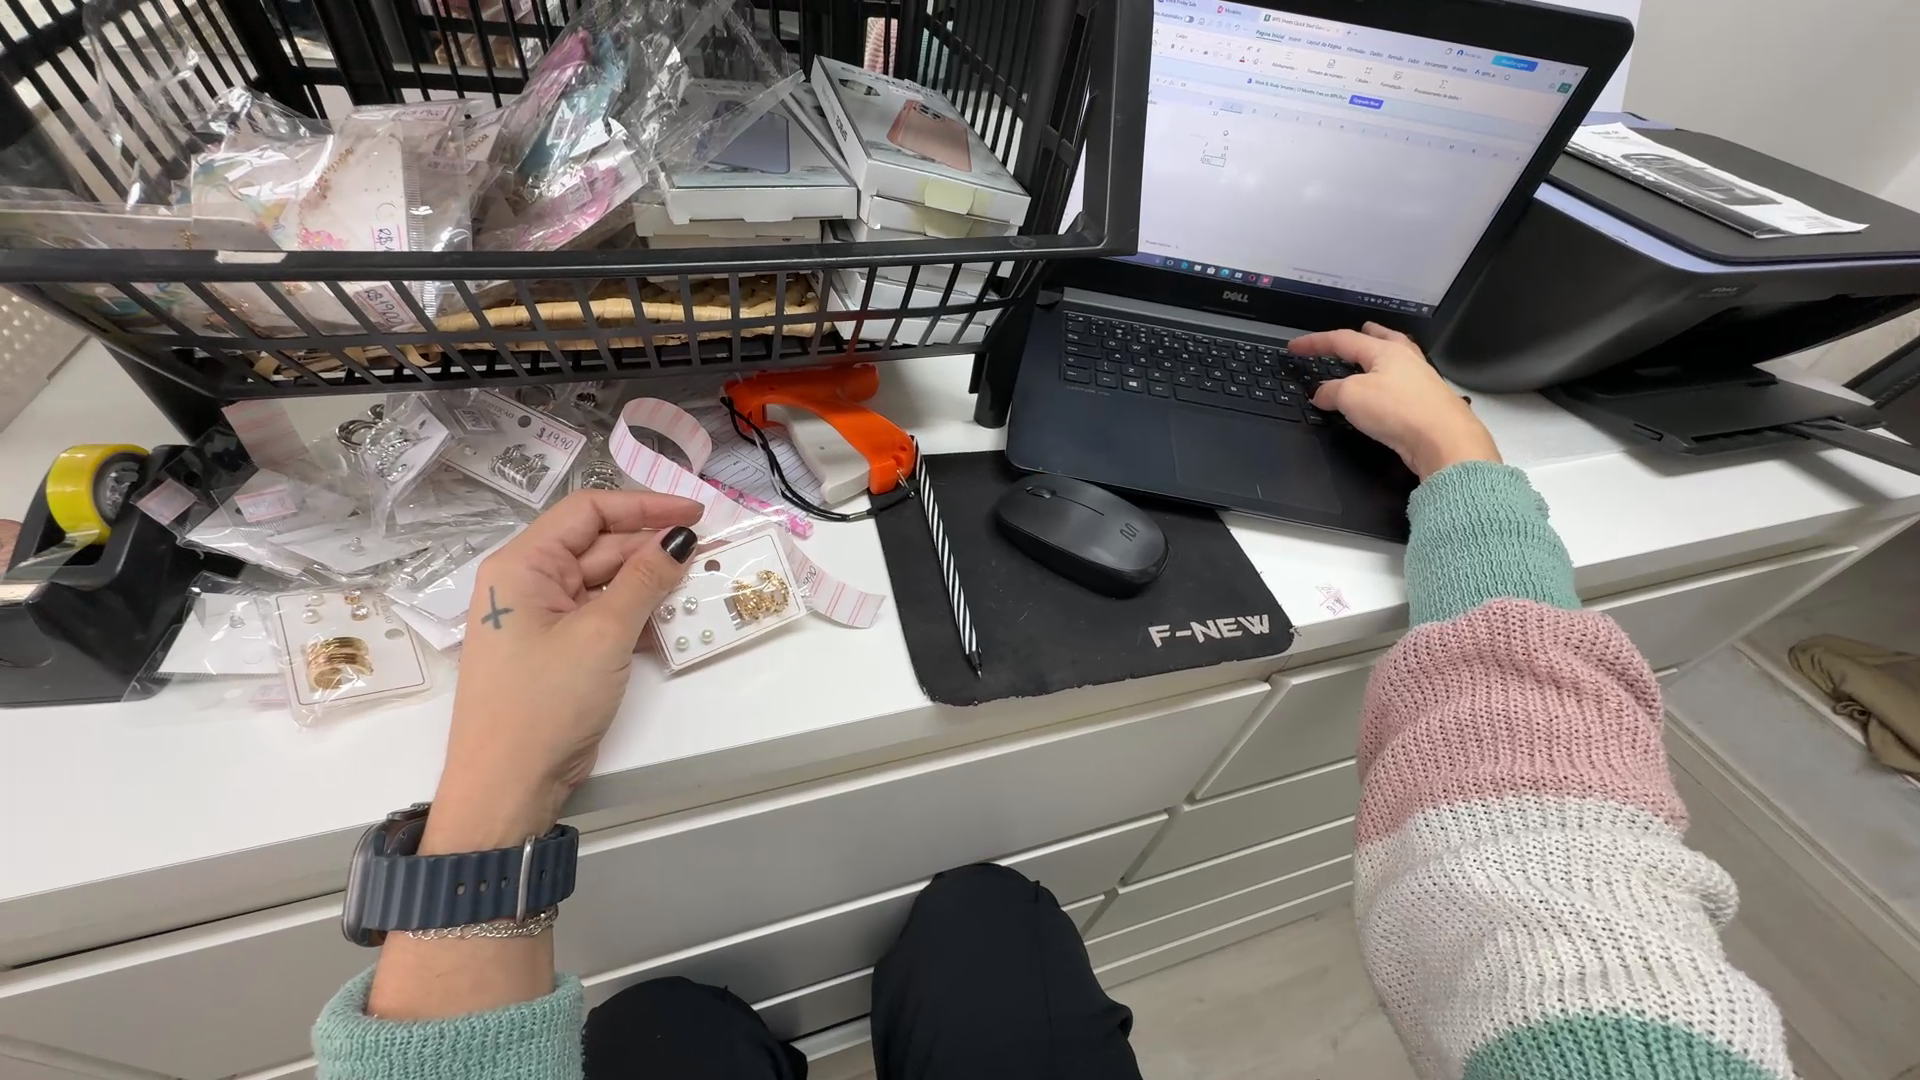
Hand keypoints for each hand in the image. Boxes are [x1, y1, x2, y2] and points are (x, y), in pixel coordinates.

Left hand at [424, 491, 702, 853]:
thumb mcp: (604, 633)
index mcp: (522, 565)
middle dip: (655, 550)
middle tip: (710, 558)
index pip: (590, 512)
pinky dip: (639, 616)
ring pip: (608, 583)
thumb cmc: (547, 701)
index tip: (696, 514)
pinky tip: (675, 623)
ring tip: (699, 589)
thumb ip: (646, 579)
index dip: (645, 506)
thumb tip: (682, 537)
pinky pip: (606, 615)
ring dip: (652, 586)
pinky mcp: (561, 649)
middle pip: (602, 548)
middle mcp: (529, 583)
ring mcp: (545, 619)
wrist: (509, 786)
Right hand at [1290, 322, 1500, 479]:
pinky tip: (1383, 392)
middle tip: (1361, 329)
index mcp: (1386, 351)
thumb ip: (1330, 391)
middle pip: (1384, 339)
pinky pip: (1402, 384)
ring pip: (1397, 360)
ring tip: (1373, 356)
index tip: (1295, 346)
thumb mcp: (1350, 397)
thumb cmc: (1399, 410)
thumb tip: (1320, 394)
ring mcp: (1420, 381)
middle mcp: (1406, 360)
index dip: (1314, 343)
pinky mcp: (1425, 403)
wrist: (1441, 439)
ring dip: (1381, 355)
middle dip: (1368, 333)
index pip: (1342, 340)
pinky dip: (1388, 382)